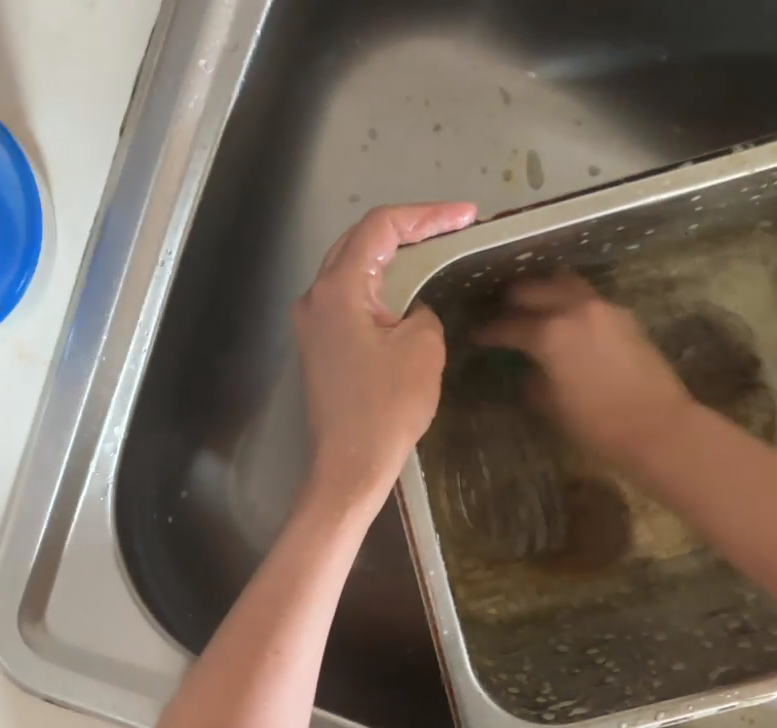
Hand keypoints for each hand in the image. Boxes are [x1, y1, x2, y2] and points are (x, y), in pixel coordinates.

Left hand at [293, 202, 478, 503]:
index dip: (426, 215)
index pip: (380, 228)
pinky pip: (349, 301)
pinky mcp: (318, 346)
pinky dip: (378, 288)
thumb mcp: (422, 347)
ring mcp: (312, 323)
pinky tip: (406, 292)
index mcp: (338, 288)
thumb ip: (421, 308)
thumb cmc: (388, 408)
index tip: (465, 216)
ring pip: (351, 271)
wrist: (351, 465)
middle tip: (451, 228)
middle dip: (407, 231)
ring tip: (433, 252)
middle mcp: (315, 297)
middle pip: (360, 243)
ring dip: (391, 259)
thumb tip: (410, 308)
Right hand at [478, 271, 694, 467]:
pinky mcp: (623, 316)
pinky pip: (587, 297)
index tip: (474, 335)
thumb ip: (530, 377)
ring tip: (532, 307)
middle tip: (500, 315)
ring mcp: (603, 308)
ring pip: (564, 283)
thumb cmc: (594, 423)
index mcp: (549, 333)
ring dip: (543, 291)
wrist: (656, 426)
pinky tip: (565, 320)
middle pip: (533, 289)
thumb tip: (526, 366)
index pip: (506, 325)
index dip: (486, 332)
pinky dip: (569, 302)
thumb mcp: (548, 404)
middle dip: (512, 301)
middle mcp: (574, 309)